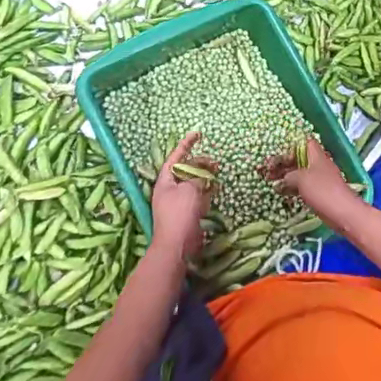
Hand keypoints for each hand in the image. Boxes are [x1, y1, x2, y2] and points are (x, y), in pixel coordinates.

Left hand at [151, 133, 214, 261]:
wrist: (177, 245)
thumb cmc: (180, 213)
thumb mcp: (190, 189)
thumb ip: (196, 177)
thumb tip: (201, 174)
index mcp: (165, 180)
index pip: (175, 157)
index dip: (186, 144)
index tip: (197, 134)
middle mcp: (169, 189)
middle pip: (185, 170)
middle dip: (199, 164)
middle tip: (214, 162)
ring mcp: (178, 202)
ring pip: (193, 184)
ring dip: (204, 177)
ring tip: (216, 172)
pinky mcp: (187, 214)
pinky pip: (197, 197)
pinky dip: (205, 192)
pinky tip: (214, 188)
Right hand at [266, 137, 357, 218]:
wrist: (342, 212)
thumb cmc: (322, 190)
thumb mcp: (301, 179)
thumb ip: (289, 176)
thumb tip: (284, 179)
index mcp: (316, 156)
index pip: (305, 143)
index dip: (291, 146)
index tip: (279, 154)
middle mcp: (318, 165)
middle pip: (299, 159)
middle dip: (284, 163)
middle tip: (269, 171)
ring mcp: (320, 179)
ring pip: (300, 173)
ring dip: (286, 176)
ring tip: (271, 181)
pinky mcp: (319, 193)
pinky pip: (303, 186)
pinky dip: (292, 188)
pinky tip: (281, 192)